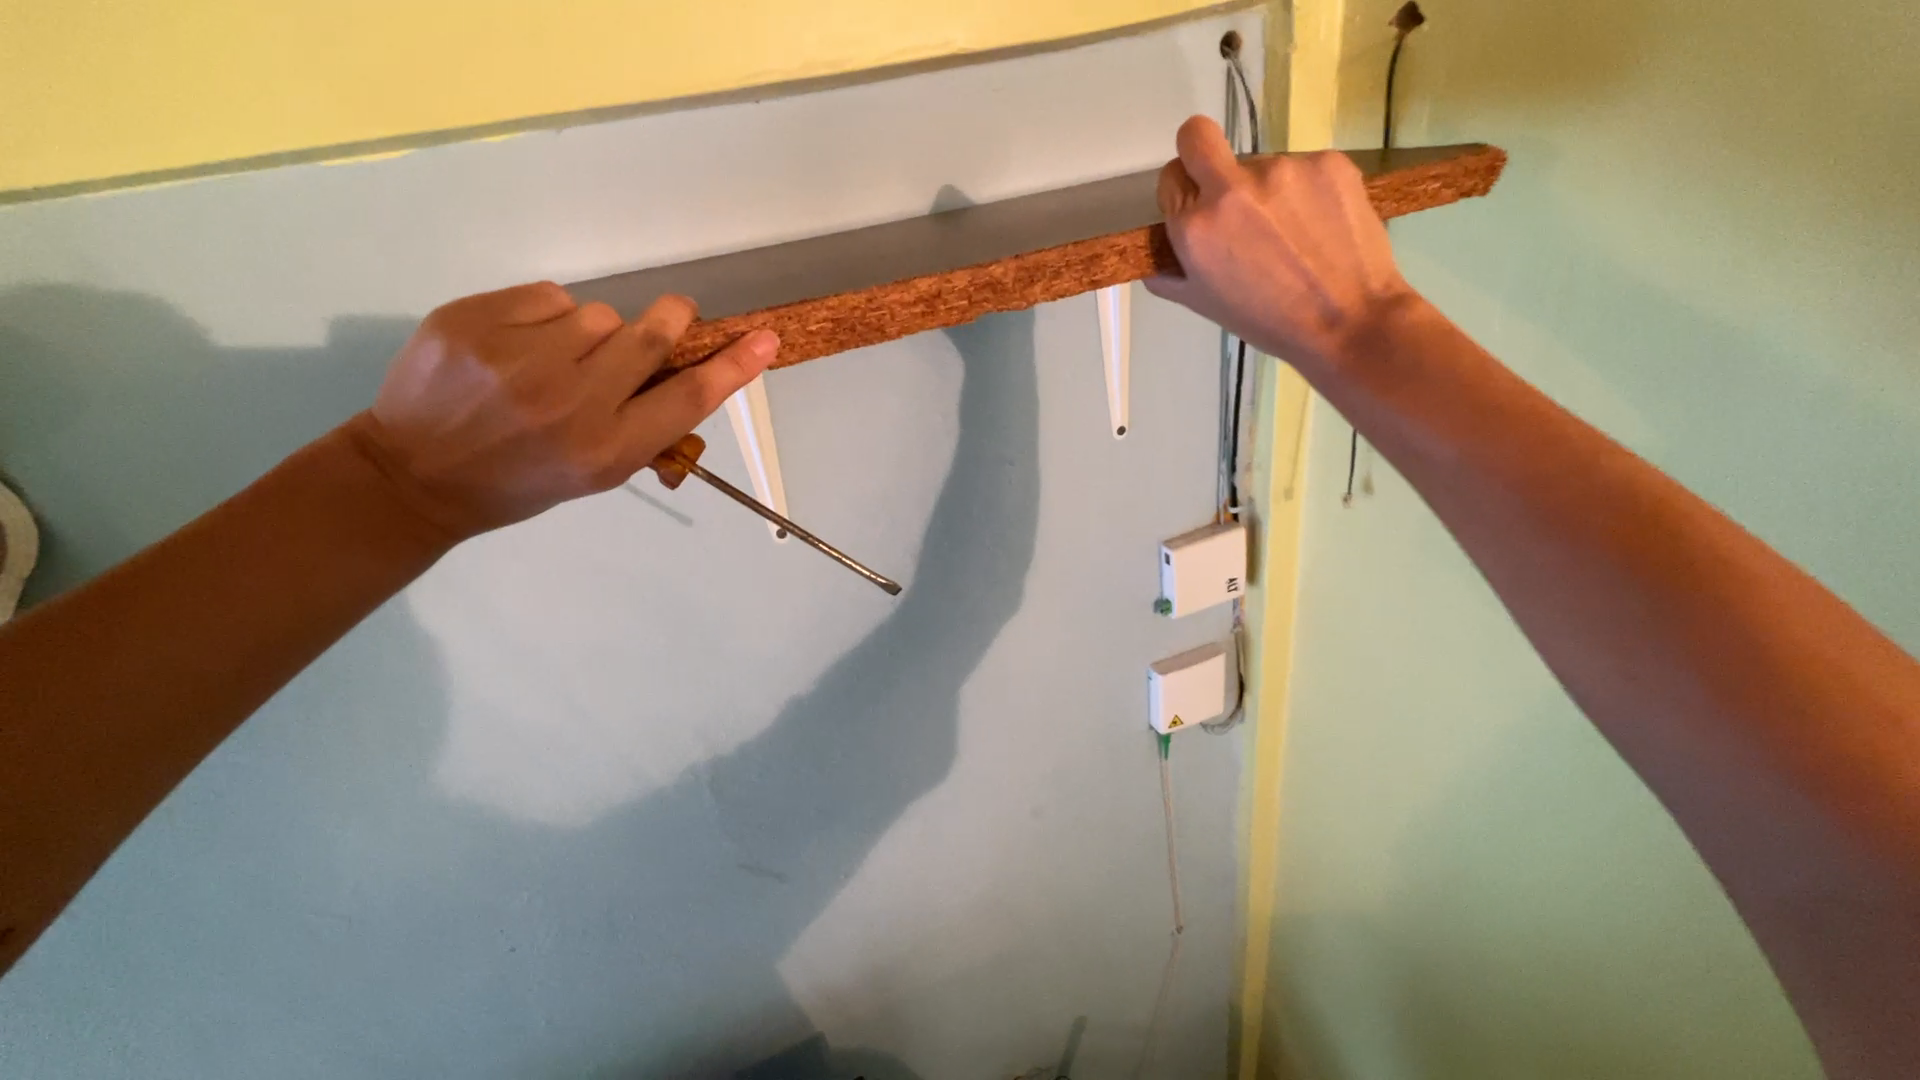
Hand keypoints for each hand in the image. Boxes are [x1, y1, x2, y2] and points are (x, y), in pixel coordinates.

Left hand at [347, 282, 776, 538]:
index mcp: (605, 450)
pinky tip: (520, 345)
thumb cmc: (522, 480)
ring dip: (596, 330)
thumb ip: (642, 426)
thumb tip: (688, 372)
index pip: (688, 398)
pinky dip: (548, 315)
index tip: (765, 339)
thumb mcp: (594, 474)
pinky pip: (548, 297)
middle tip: (674, 315)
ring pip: (598, 313)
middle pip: (650, 334)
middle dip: (671, 318)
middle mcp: (570, 402)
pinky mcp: (475, 323)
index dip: (733, 367)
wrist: (414, 474)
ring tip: (559, 357)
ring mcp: (518, 359)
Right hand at [1144, 116, 1418, 376]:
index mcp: (1194, 226)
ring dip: (1264, 187)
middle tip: (1224, 188)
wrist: (1348, 320)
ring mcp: (1282, 168)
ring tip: (1289, 232)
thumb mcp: (1203, 304)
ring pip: (1257, 161)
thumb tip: (1158, 256)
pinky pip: (1301, 166)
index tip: (1198, 209)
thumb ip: (1170, 273)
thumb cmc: (1268, 321)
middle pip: (1196, 136)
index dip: (1182, 192)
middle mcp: (1231, 188)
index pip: (1171, 177)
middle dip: (1200, 152)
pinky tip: (1317, 225)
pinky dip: (1304, 190)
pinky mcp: (1326, 161)